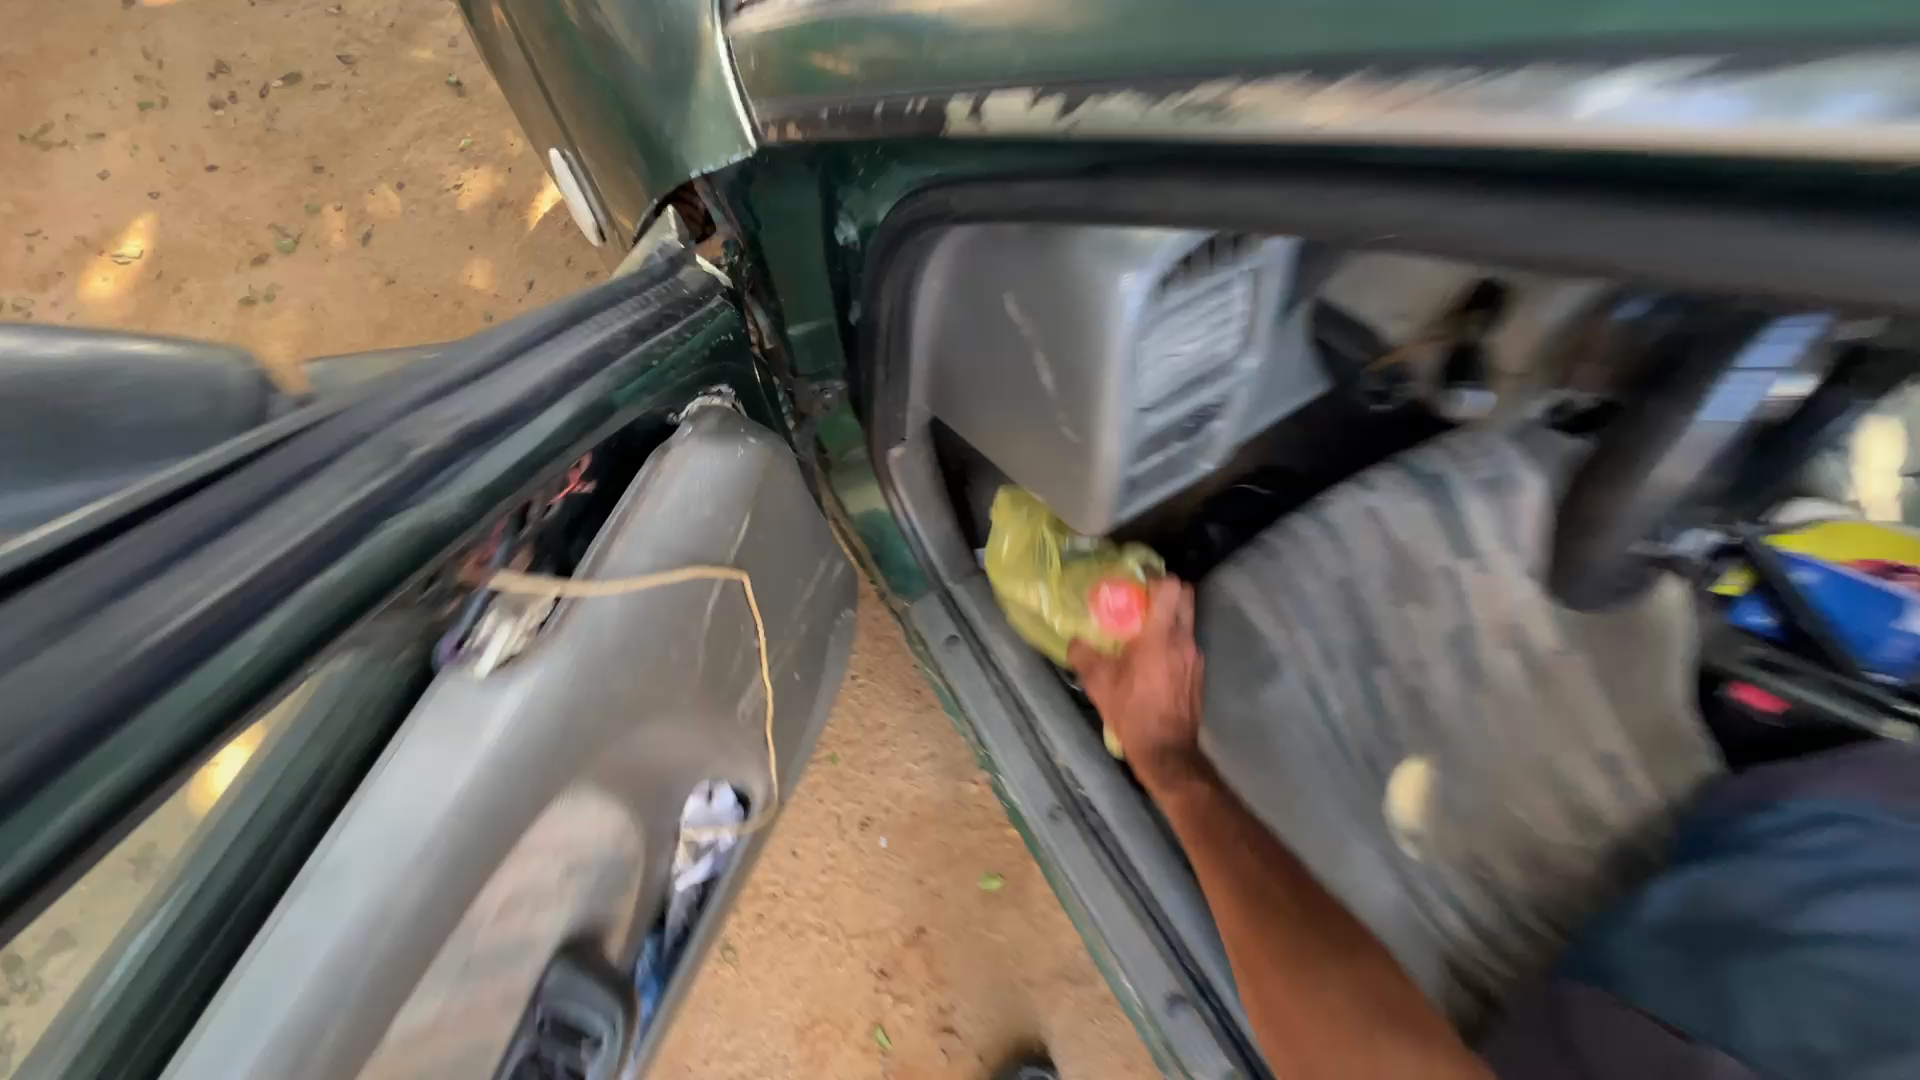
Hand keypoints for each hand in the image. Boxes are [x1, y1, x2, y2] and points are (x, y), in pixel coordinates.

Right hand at [1069, 577, 1206, 790]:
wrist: (1167, 751)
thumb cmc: (1132, 712)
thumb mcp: (1098, 683)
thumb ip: (1083, 654)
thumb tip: (1075, 641)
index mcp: (1161, 636)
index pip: (1172, 587)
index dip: (1157, 579)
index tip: (1137, 585)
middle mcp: (1184, 640)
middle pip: (1186, 597)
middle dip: (1167, 592)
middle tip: (1142, 602)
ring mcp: (1196, 657)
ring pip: (1187, 621)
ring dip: (1169, 619)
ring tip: (1144, 633)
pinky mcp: (1198, 673)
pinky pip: (1187, 644)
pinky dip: (1173, 642)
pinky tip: (1154, 661)